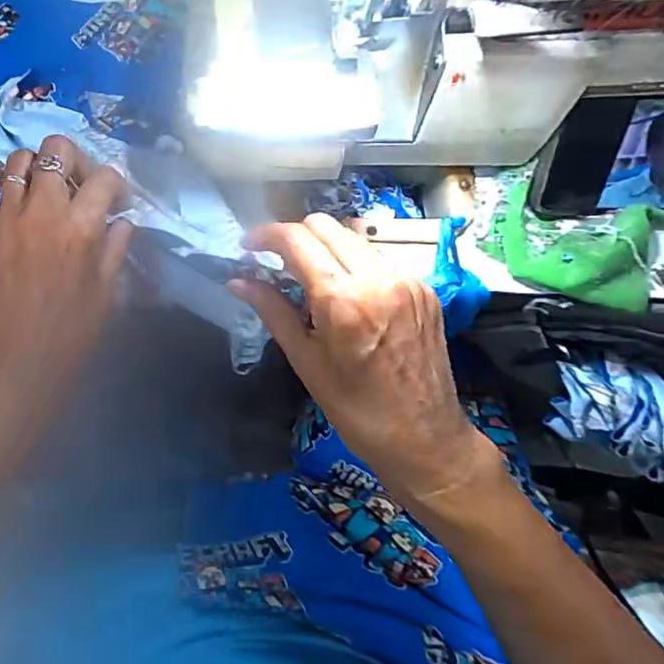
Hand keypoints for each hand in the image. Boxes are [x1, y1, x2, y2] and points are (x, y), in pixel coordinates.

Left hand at [0, 135, 133, 407]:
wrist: (27, 357)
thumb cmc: (76, 326)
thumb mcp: (109, 285)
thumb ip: (116, 243)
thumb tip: (121, 217)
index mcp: (81, 225)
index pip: (105, 176)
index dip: (116, 184)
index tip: (115, 200)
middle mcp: (43, 211)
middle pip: (56, 150)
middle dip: (74, 160)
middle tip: (77, 183)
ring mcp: (6, 218)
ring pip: (18, 161)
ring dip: (36, 166)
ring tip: (43, 186)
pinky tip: (7, 190)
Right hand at [229, 215, 504, 511]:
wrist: (425, 438)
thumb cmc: (355, 408)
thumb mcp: (304, 360)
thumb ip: (272, 309)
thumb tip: (237, 281)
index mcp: (342, 299)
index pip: (297, 238)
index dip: (265, 235)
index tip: (249, 247)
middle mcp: (377, 278)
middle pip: (325, 225)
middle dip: (293, 235)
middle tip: (275, 261)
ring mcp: (406, 280)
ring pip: (353, 237)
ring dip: (323, 246)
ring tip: (307, 276)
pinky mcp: (423, 289)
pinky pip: (377, 257)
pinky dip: (352, 262)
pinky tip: (343, 291)